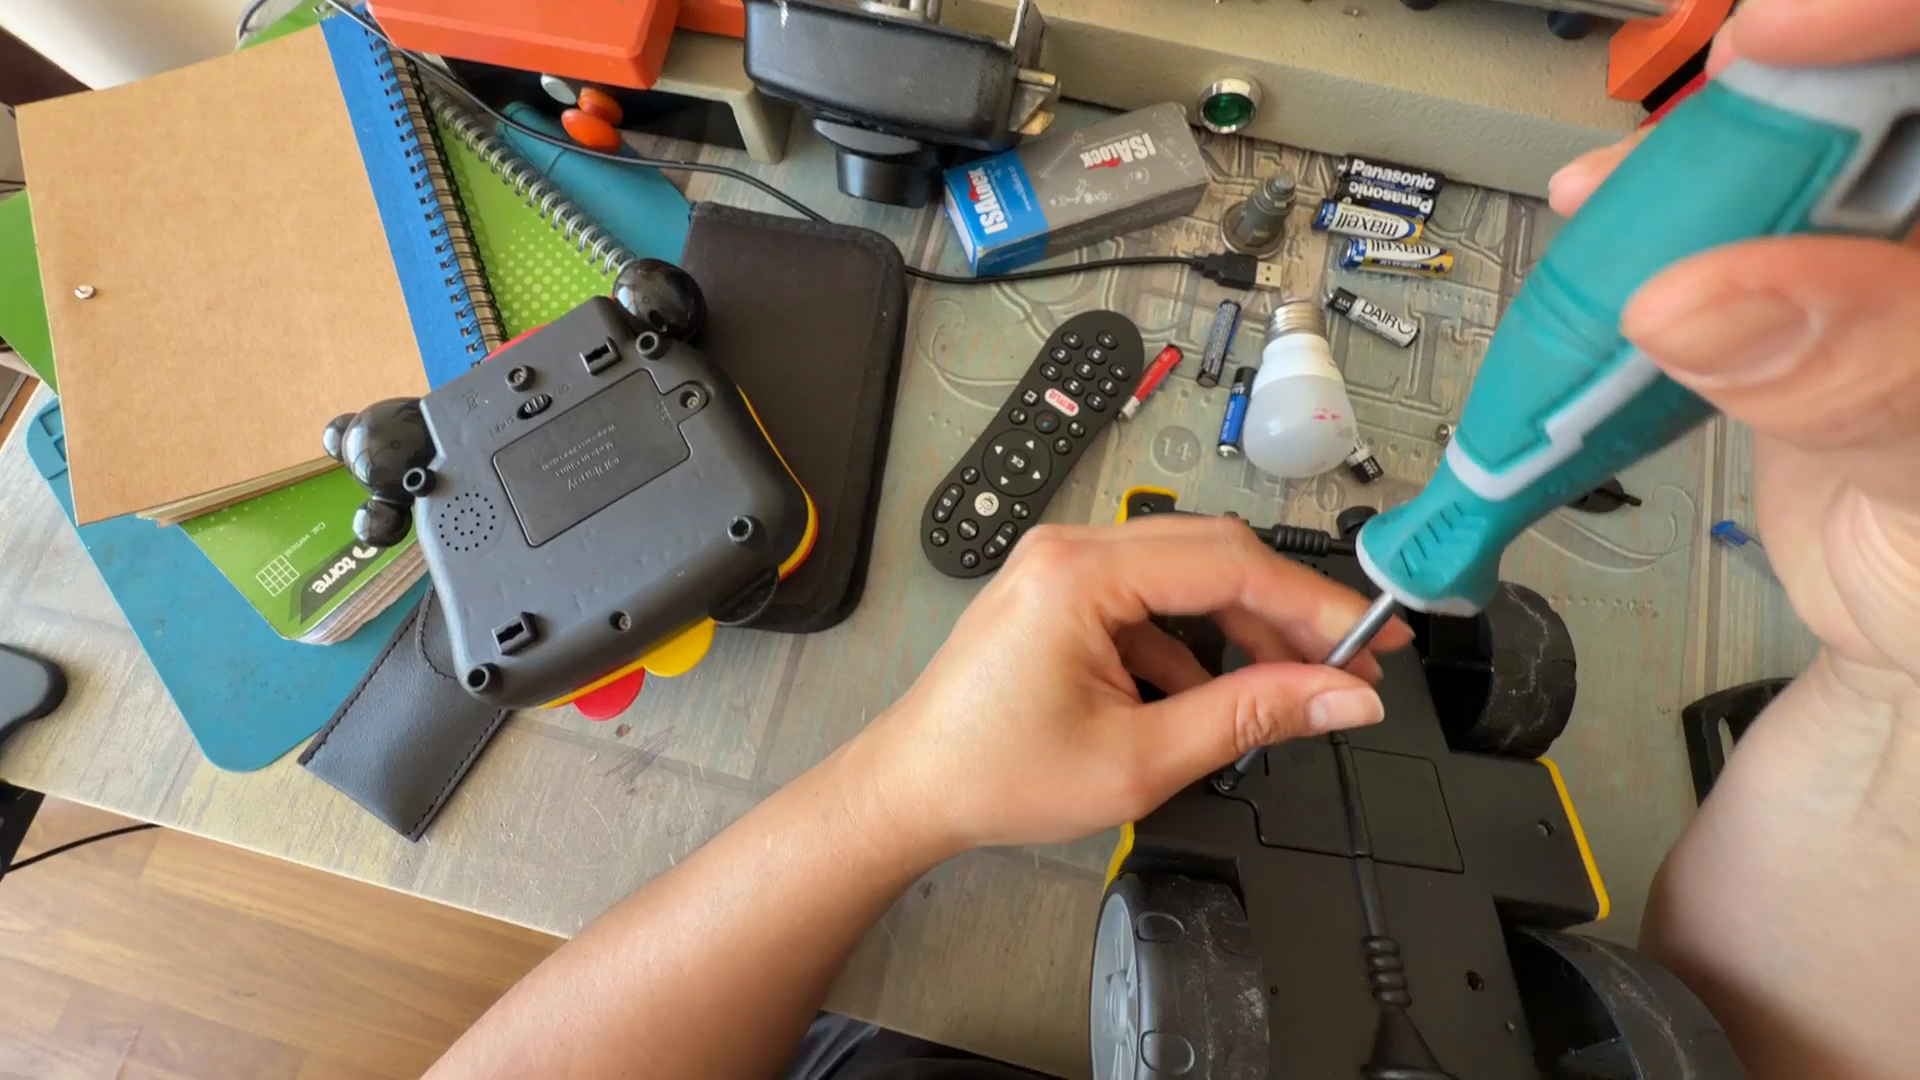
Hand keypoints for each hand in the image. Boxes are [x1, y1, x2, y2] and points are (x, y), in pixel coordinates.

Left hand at [848, 514, 1410, 855]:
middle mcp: (1067, 549)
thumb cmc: (999, 773)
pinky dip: (1184, 638)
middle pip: (1207, 555)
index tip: (1372, 639)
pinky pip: (1142, 597)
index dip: (1312, 602)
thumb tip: (1340, 695)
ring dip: (1237, 624)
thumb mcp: (1139, 757)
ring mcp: (1058, 565)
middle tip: (1344, 660)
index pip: (1227, 563)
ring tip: (1285, 682)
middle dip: (1282, 608)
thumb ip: (1249, 717)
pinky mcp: (1057, 590)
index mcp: (1080, 574)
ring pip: (1179, 574)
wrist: (915, 783)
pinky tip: (1202, 692)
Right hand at [1548, 0, 1919, 684]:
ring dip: (1695, 158)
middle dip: (1781, 93)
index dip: (1894, 26)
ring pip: (1801, 148)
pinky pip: (1730, 222)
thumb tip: (1688, 298)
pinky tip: (1600, 216)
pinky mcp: (1810, 282)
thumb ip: (1855, 379)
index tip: (1778, 38)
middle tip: (1674, 140)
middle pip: (1887, 102)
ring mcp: (1888, 253)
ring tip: (1603, 191)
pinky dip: (1654, 220)